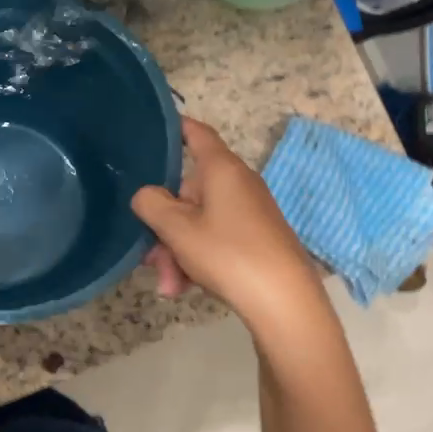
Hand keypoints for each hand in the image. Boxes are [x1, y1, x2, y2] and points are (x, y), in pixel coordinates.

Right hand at [131, 117, 324, 329]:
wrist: (285, 303)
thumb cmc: (228, 254)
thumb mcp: (177, 228)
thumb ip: (151, 203)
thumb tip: (147, 195)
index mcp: (221, 170)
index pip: (196, 134)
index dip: (173, 128)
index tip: (149, 129)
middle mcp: (237, 184)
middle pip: (186, 192)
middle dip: (162, 224)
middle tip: (149, 257)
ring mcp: (248, 213)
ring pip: (196, 222)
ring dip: (175, 251)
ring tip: (169, 285)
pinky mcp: (254, 239)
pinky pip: (213, 239)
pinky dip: (195, 259)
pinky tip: (183, 287)